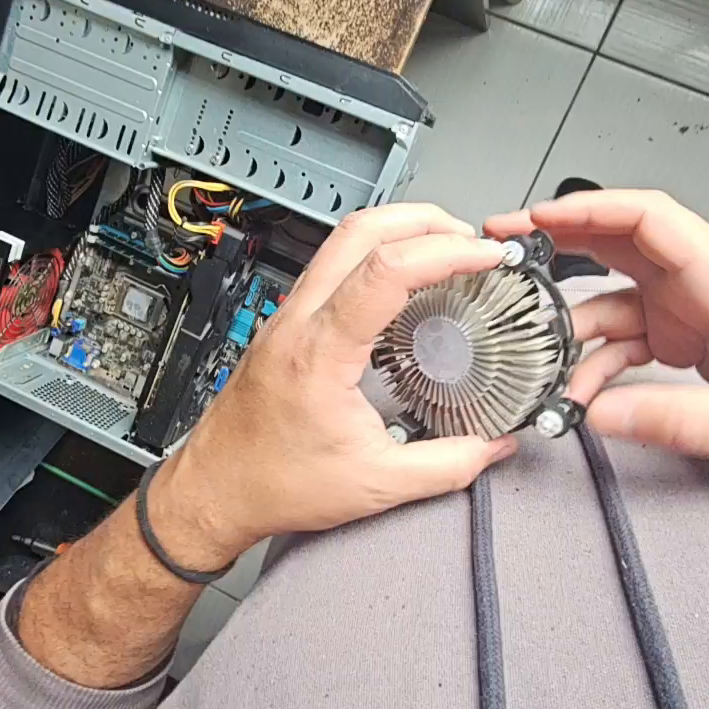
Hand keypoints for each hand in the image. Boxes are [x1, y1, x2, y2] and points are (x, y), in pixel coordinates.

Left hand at [149, 204, 519, 569]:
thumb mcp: (375, 485)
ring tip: (443, 250)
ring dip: (397, 231)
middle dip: (425, 220)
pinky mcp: (285, 324)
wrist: (216, 488)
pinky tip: (400, 284)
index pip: (385, 270)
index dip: (445, 251)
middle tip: (469, 240)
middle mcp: (298, 322)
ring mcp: (287, 317)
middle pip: (360, 230)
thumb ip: (446, 466)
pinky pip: (332, 266)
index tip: (484, 257)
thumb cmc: (270, 482)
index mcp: (319, 352)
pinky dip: (375, 256)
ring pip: (341, 240)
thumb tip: (492, 447)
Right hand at [485, 190, 708, 480]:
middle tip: (506, 247)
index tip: (537, 217)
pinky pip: (622, 337)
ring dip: (570, 319)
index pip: (652, 220)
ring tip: (537, 351)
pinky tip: (582, 391)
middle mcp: (703, 285)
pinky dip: (594, 361)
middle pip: (619, 241)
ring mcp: (689, 309)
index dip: (591, 210)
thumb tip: (599, 412)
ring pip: (611, 292)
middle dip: (557, 239)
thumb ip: (678, 419)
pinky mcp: (681, 335)